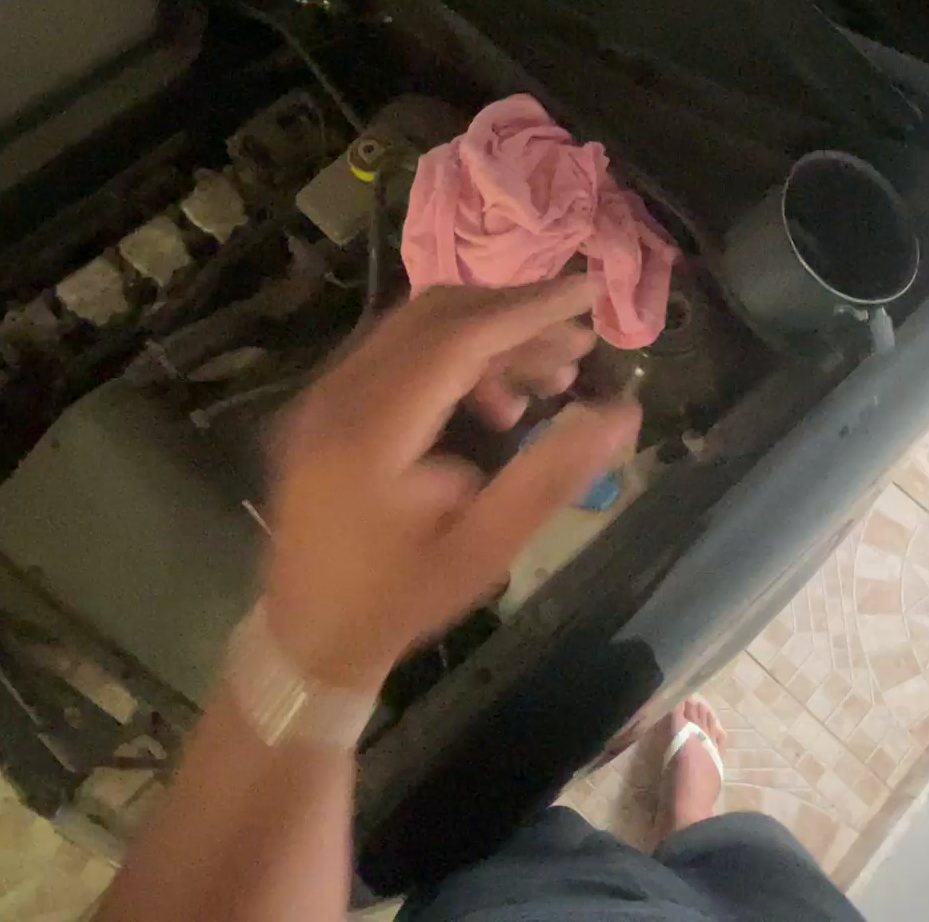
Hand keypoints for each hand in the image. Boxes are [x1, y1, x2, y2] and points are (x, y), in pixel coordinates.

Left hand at [261, 276, 641, 688]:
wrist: (308, 635)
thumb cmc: (398, 601)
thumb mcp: (483, 549)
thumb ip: (550, 476)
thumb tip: (621, 412)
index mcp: (370, 431)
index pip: (457, 336)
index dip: (529, 308)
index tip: (588, 292)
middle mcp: (338, 394)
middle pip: (435, 317)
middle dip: (516, 318)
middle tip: (579, 345)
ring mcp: (325, 395)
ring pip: (417, 330)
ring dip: (489, 340)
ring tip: (550, 381)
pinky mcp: (328, 404)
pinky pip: (400, 355)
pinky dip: (456, 362)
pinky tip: (497, 405)